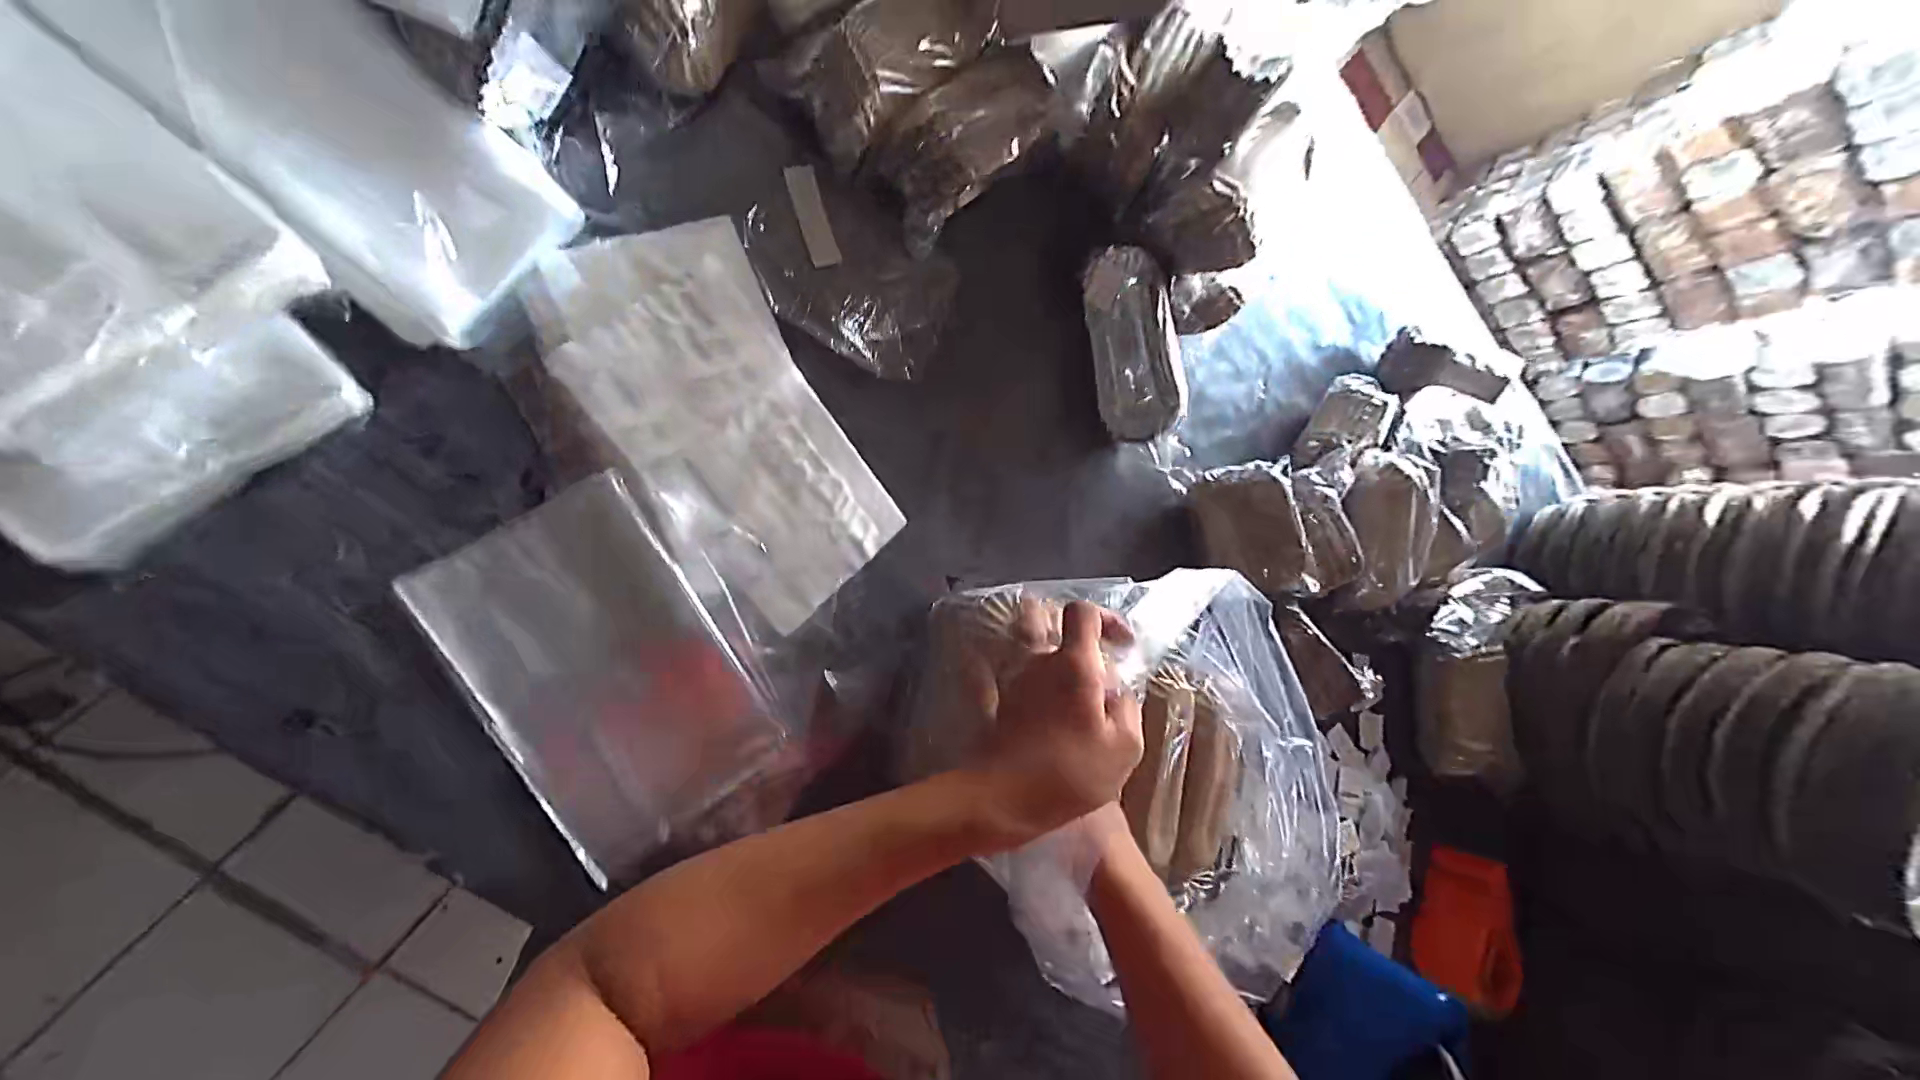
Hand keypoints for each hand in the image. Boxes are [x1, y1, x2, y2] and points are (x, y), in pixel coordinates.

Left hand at [962, 601, 1143, 851]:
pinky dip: (992, 665)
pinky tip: (1000, 674)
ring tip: (1055, 669)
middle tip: (1078, 645)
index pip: (1083, 613)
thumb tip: (1118, 693)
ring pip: (1014, 641)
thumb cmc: (1073, 774)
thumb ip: (1127, 710)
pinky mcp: (991, 703)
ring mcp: (1009, 680)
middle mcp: (1037, 662)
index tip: (1121, 643)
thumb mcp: (1125, 748)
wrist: (1006, 800)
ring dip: (1033, 643)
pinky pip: (985, 672)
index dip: (1106, 617)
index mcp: (1074, 665)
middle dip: (1057, 619)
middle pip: (1036, 614)